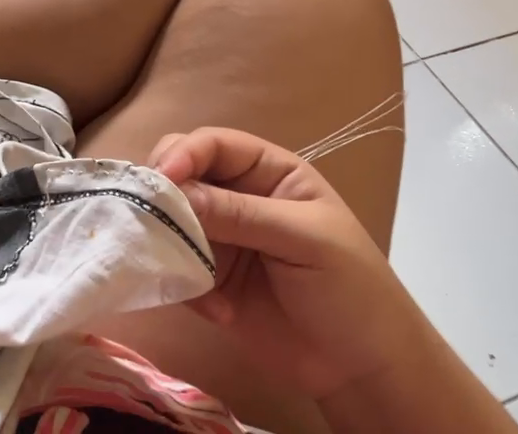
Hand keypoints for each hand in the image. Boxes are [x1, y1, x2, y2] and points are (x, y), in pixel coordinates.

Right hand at [150, 127, 426, 400]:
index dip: (184, 153)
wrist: (365, 374)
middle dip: (163, 189)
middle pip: (180, 171)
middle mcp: (236, 195)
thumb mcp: (306, 241)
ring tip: (177, 267)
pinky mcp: (206, 277)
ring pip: (167, 217)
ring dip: (166, 240)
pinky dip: (182, 284)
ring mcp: (219, 236)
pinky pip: (172, 265)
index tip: (162, 177)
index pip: (213, 144)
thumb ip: (240, 213)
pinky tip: (217, 311)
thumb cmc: (352, 291)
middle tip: (151, 213)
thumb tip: (173, 190)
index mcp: (267, 171)